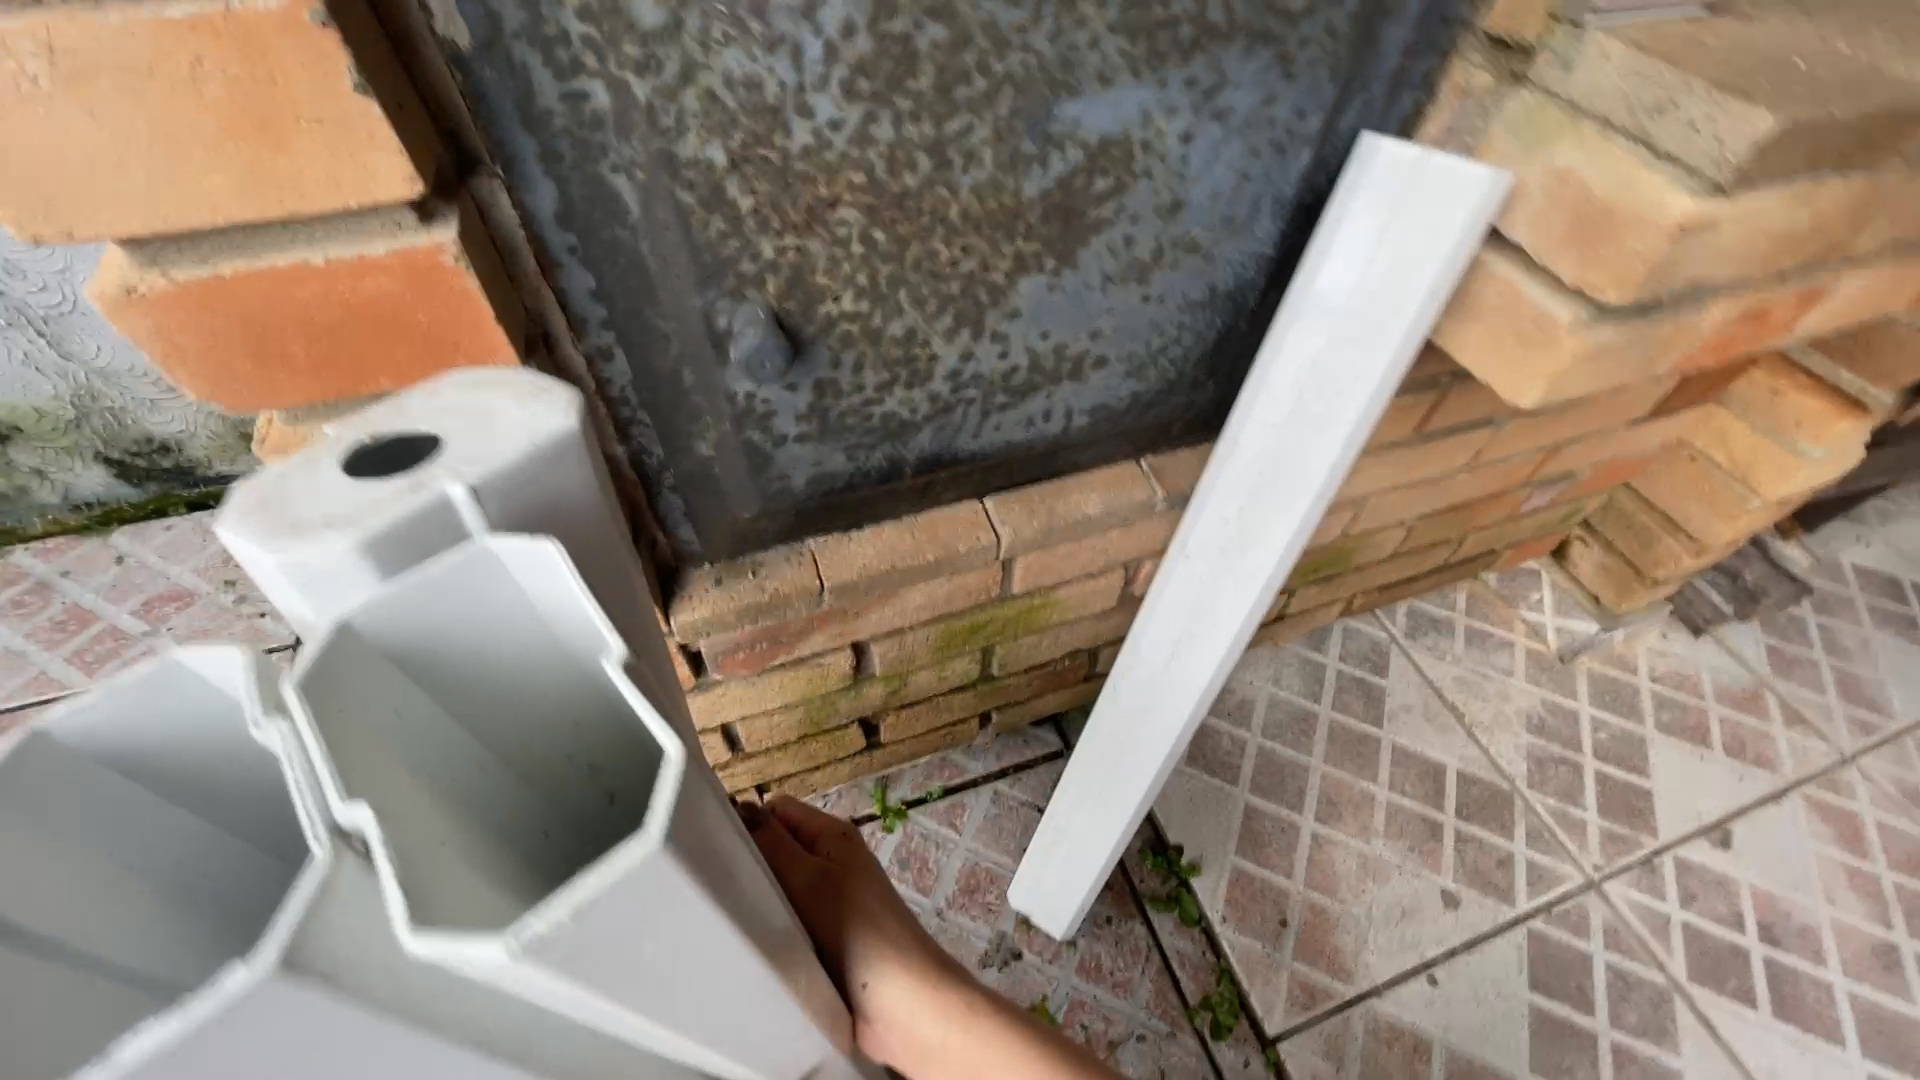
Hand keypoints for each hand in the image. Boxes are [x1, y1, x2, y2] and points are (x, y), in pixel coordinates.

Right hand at [739, 795, 966, 1068]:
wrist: (900, 1003)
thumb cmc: (857, 930)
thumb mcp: (809, 878)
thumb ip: (772, 843)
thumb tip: (738, 804)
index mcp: (832, 836)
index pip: (777, 810)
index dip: (749, 824)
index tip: (715, 853)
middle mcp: (829, 861)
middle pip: (775, 851)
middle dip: (749, 867)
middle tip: (716, 894)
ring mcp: (826, 902)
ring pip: (776, 890)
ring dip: (757, 904)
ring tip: (728, 924)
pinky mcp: (822, 940)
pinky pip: (784, 924)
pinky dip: (769, 933)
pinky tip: (749, 949)